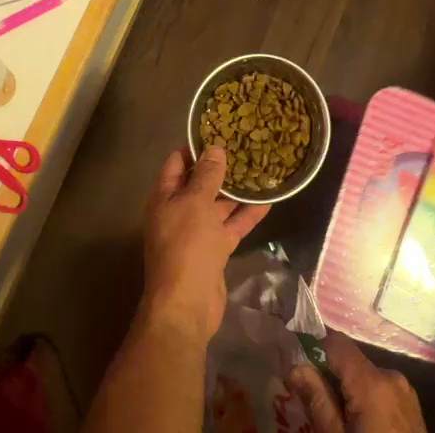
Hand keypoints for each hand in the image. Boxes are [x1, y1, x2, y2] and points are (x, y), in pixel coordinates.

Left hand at [138, 147, 268, 343]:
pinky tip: (269, 200)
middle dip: (221, 167)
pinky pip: (232, 225)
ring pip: (218, 204)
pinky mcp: (215, 250)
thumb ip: (207, 175)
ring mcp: (197, 232)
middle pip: (200, 183)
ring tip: (261, 168)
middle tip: (247, 146)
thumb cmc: (186, 246)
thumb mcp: (196, 204)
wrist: (187, 304)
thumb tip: (215, 148)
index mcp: (165, 198)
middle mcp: (179, 211)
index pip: (178, 163)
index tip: (220, 130)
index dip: (195, 146)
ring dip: (237, 190)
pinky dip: (247, 214)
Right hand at [289, 332, 426, 432]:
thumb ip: (317, 400)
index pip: (336, 343)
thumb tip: (295, 367)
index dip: (314, 350)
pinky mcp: (411, 406)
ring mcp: (405, 391)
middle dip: (329, 377)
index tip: (296, 367)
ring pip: (365, 377)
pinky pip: (381, 391)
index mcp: (372, 382)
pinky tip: (359, 426)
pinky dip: (365, 400)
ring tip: (336, 421)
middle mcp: (391, 376)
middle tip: (311, 403)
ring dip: (347, 391)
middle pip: (350, 362)